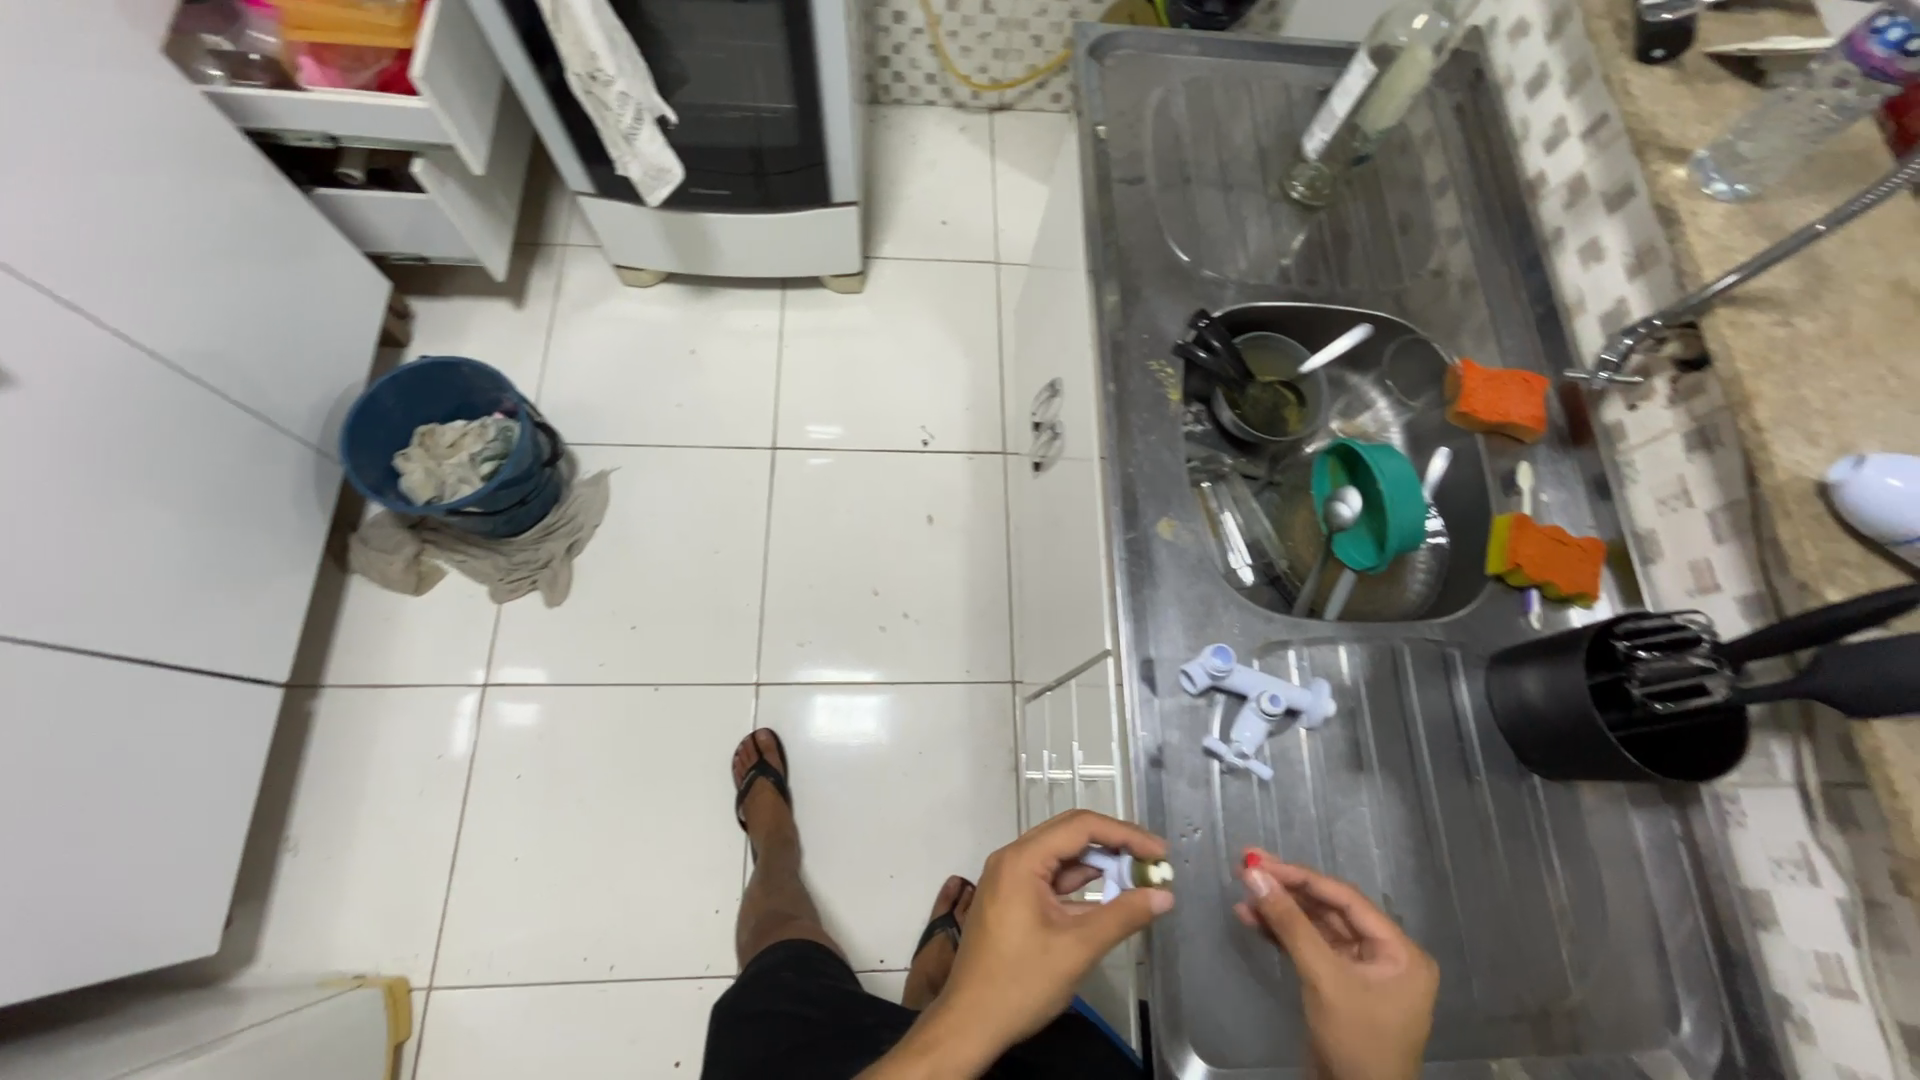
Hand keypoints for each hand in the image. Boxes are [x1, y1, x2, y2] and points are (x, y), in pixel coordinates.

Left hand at [940, 810, 1174, 1051]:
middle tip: (1153, 861)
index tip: (1160, 853)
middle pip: (1070, 833)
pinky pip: (1052, 877)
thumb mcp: (1077, 949)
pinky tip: (1110, 895)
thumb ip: (1123, 916)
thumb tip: (1165, 895)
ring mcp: (1010, 878)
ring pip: (1062, 855)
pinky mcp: (1012, 898)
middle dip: (1114, 843)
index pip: (1081, 827)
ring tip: (1139, 876)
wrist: (970, 1023)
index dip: (1125, 834)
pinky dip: (1082, 883)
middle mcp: (1013, 859)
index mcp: (1022, 860)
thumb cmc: (1020, 983)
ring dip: (1100, 863)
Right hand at [1236, 849, 1436, 1079]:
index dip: (1300, 877)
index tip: (1260, 862)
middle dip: (1287, 890)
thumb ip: (1290, 923)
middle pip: (1330, 910)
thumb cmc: (1356, 1042)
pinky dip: (1282, 935)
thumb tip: (1254, 875)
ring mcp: (1361, 972)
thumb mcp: (1324, 978)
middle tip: (1247, 867)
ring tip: (1243, 893)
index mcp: (1399, 951)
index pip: (1345, 899)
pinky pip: (1310, 949)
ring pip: (1316, 928)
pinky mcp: (1338, 986)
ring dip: (1280, 912)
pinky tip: (1252, 919)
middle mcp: (1385, 955)